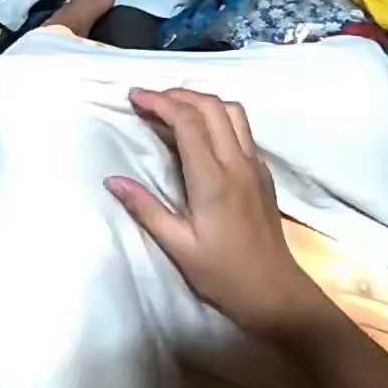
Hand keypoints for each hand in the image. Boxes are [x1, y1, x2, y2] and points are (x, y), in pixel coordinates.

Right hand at [105, 88, 317, 331]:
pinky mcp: (262, 172)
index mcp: (213, 179)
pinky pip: (240, 128)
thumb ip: (145, 208)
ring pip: (231, 111)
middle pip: (210, 106)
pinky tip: (197, 131)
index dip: (159, 102)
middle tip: (146, 99)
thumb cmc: (223, 274)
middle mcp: (237, 163)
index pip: (187, 122)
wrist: (275, 293)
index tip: (134, 97)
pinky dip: (215, 115)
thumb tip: (111, 180)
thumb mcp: (177, 246)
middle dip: (176, 94)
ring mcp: (254, 165)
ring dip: (199, 101)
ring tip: (171, 108)